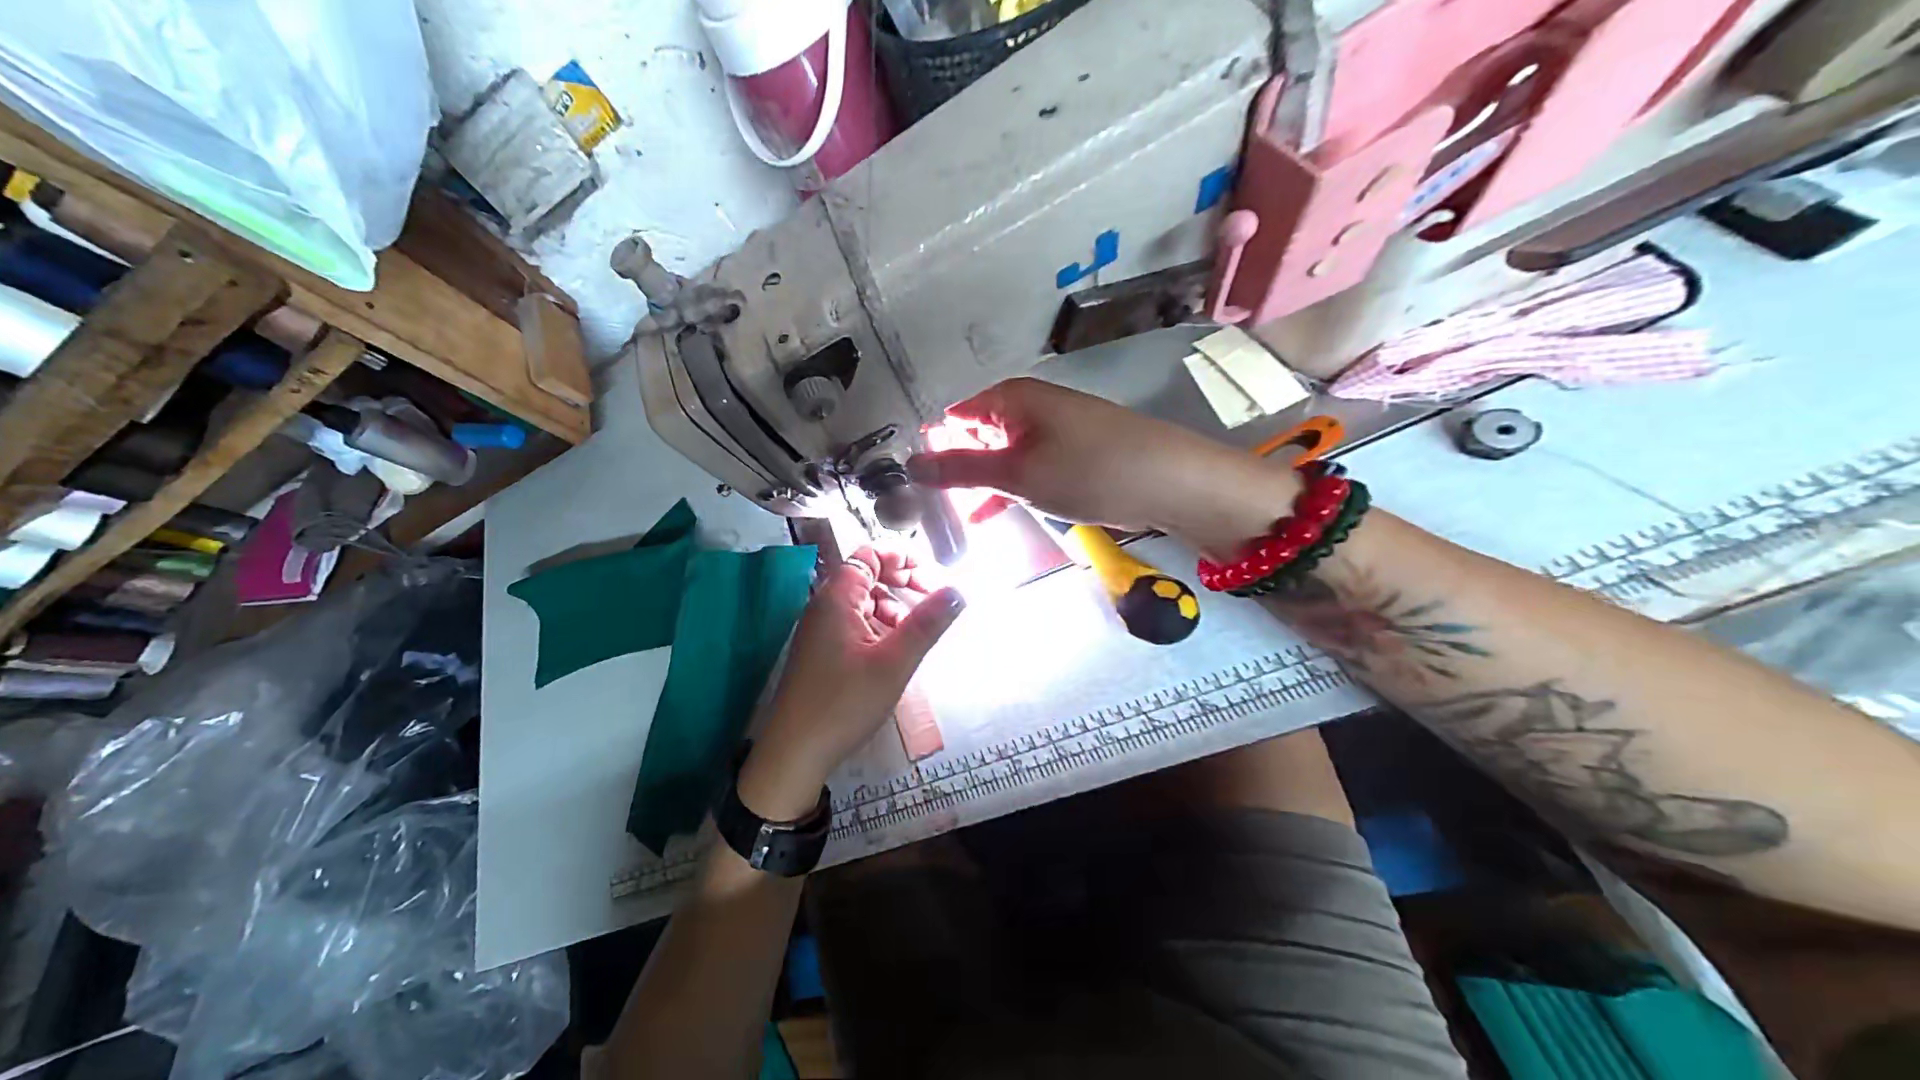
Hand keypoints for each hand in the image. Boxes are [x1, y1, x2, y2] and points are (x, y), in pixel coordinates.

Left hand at [740, 547, 964, 818]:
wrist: (794, 752)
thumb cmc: (844, 703)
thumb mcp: (894, 663)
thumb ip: (927, 623)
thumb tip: (958, 589)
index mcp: (837, 598)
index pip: (870, 555)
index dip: (904, 558)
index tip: (935, 577)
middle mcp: (824, 606)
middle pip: (867, 574)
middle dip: (903, 580)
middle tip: (935, 598)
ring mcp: (821, 630)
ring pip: (862, 601)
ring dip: (893, 605)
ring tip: (919, 627)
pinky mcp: (822, 652)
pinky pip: (855, 624)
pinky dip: (879, 626)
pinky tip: (896, 648)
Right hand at [907, 378, 1300, 559]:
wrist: (1167, 480)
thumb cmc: (1086, 469)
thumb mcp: (1016, 472)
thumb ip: (961, 469)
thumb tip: (910, 463)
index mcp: (1011, 398)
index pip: (954, 417)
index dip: (931, 447)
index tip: (910, 483)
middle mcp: (1029, 408)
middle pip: (975, 435)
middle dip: (952, 468)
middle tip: (927, 506)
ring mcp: (1052, 433)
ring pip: (1000, 457)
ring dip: (978, 484)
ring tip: (951, 516)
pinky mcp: (1070, 458)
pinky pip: (1025, 470)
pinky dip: (1006, 490)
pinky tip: (987, 515)